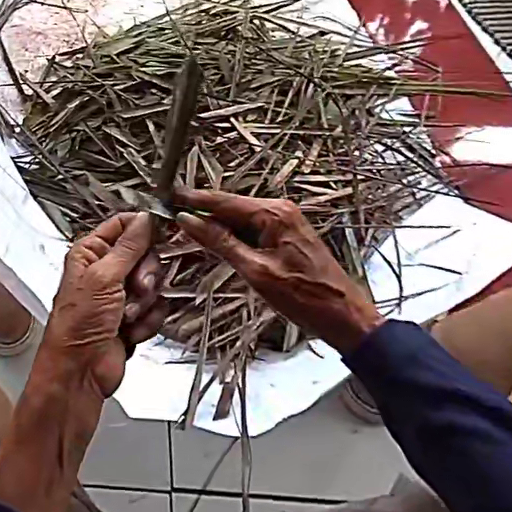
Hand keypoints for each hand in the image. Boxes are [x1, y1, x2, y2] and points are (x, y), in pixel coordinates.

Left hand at [42, 212, 165, 398]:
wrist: (79, 372)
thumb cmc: (77, 325)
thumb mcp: (104, 277)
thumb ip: (129, 246)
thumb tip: (146, 219)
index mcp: (91, 252)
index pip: (123, 225)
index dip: (144, 227)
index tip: (162, 231)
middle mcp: (105, 270)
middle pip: (145, 254)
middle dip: (146, 275)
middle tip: (136, 287)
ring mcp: (120, 294)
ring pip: (154, 284)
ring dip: (145, 302)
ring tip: (126, 315)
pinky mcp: (133, 318)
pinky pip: (156, 309)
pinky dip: (147, 321)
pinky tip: (129, 331)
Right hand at [173, 187, 382, 352]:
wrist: (345, 316)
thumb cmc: (303, 297)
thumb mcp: (255, 271)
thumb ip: (220, 243)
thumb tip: (187, 220)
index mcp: (273, 213)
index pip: (223, 201)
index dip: (193, 199)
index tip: (167, 195)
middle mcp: (279, 209)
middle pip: (230, 206)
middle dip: (201, 211)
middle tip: (170, 213)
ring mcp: (284, 221)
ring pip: (239, 218)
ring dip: (215, 224)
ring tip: (184, 227)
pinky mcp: (286, 234)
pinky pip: (251, 228)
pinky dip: (231, 234)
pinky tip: (214, 241)